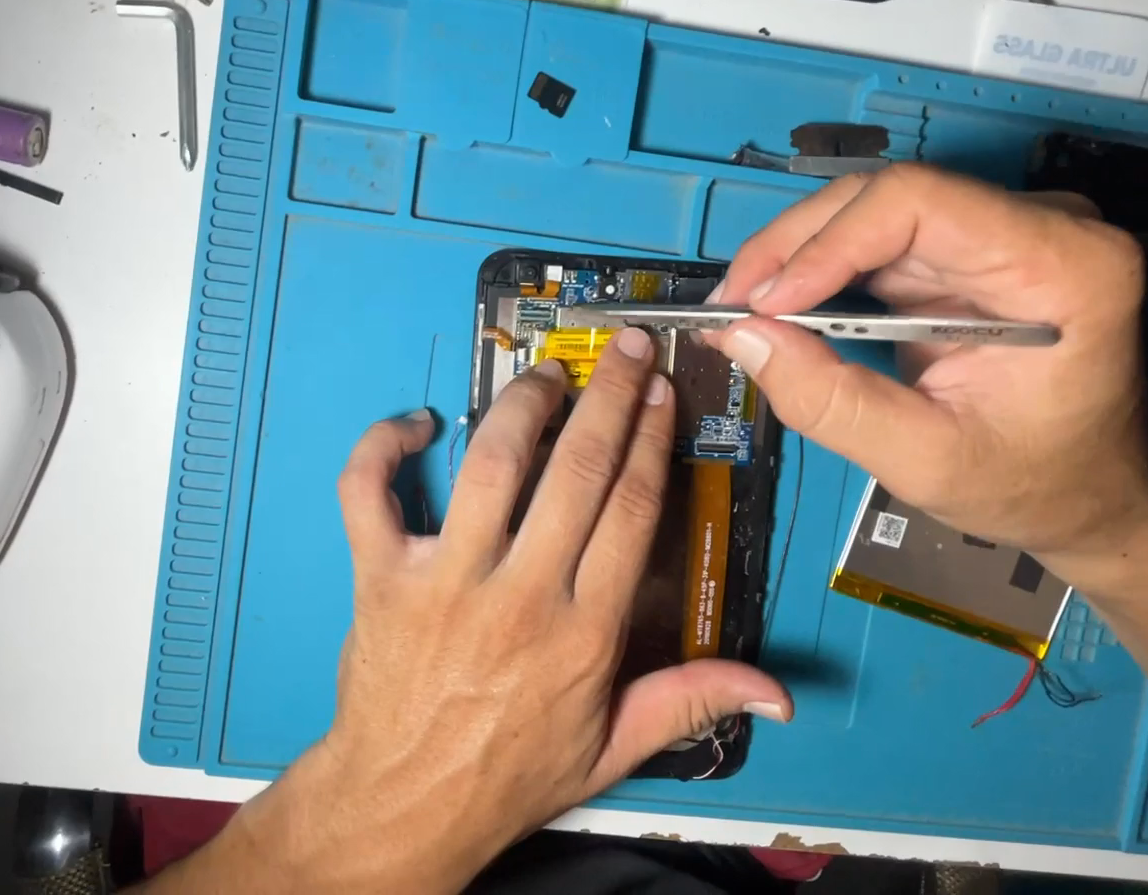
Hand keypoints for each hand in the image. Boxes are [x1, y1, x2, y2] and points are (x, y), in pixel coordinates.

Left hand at [227, 329, 789, 893]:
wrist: (404, 801)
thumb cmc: (511, 773)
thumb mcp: (611, 750)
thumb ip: (688, 702)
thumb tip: (780, 694)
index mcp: (582, 630)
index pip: (629, 510)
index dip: (649, 439)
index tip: (659, 390)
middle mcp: (516, 593)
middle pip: (573, 471)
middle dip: (606, 398)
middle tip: (622, 348)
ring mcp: (441, 578)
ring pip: (487, 465)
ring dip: (519, 406)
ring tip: (544, 374)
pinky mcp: (378, 574)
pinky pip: (367, 492)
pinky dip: (382, 447)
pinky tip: (415, 422)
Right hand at [711, 164, 1147, 558]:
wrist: (1087, 492)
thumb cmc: (1031, 483)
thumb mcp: (923, 460)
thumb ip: (830, 401)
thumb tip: (741, 336)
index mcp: (1058, 266)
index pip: (917, 203)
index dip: (826, 243)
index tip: (765, 306)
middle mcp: (1033, 227)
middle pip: (879, 200)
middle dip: (789, 249)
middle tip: (727, 309)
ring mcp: (994, 235)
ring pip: (860, 213)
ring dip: (786, 258)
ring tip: (736, 310)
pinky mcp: (957, 254)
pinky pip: (864, 242)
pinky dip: (806, 272)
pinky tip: (769, 305)